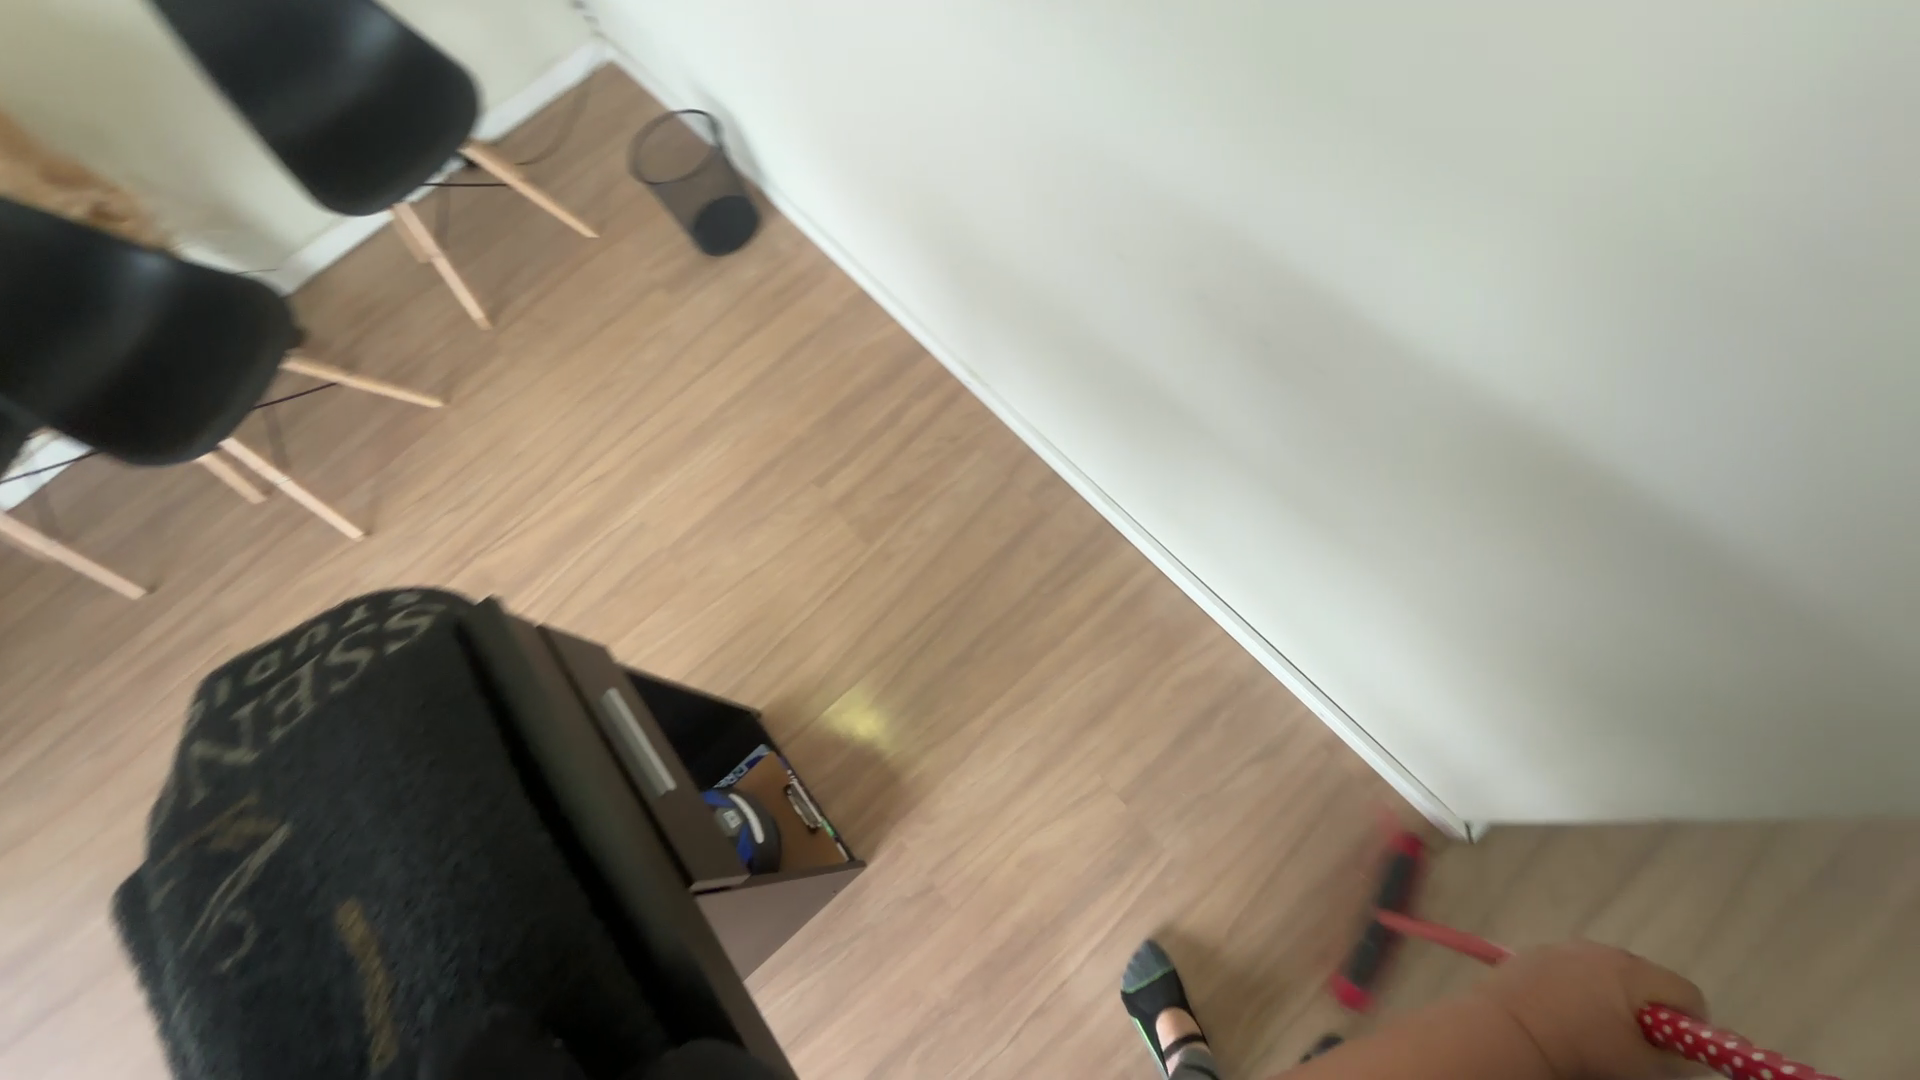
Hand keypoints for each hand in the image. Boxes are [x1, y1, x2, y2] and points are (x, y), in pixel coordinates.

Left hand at [1473, 941, 1707, 1078]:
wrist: (1507, 1029)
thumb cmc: (1582, 1048)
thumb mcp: (1646, 1067)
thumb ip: (1682, 1061)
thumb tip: (1694, 1055)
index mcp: (1631, 970)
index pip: (1686, 992)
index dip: (1693, 1024)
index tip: (1677, 1049)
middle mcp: (1597, 949)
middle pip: (1645, 978)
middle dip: (1649, 1009)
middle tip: (1635, 1041)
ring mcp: (1561, 948)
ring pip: (1606, 973)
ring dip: (1612, 997)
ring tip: (1595, 1028)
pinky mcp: (1533, 954)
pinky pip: (1571, 970)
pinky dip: (1577, 989)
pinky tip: (1563, 1014)